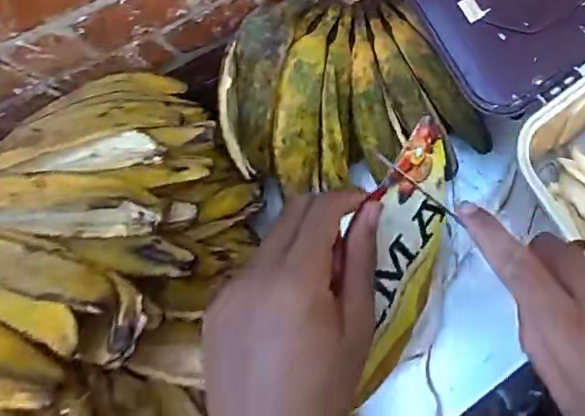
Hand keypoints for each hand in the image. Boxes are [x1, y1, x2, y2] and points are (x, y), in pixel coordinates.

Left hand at [205, 190, 379, 415]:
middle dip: (326, 212)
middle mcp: (255, 274)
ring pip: (274, 237)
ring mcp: (229, 292)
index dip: (348, 196)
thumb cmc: (324, 388)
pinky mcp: (214, 309)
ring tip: (318, 284)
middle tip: (347, 244)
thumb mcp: (358, 323)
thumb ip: (361, 258)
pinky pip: (253, 266)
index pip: (322, 207)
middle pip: (294, 211)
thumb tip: (370, 207)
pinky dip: (278, 267)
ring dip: (301, 240)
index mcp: (295, 278)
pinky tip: (287, 307)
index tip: (367, 204)